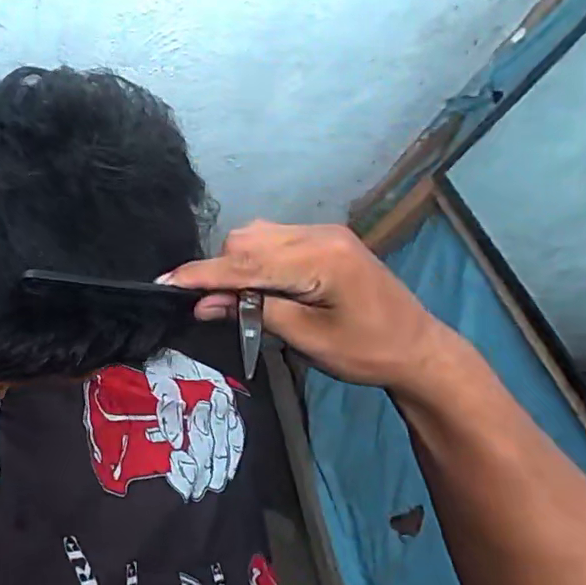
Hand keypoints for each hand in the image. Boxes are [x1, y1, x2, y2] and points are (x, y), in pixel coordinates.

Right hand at [162, 221, 454, 388]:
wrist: (419, 347)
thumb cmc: (367, 352)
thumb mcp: (308, 339)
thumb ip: (254, 313)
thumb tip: (203, 303)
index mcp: (320, 257)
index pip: (247, 261)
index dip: (203, 273)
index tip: (166, 282)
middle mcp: (319, 233)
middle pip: (248, 239)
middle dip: (220, 269)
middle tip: (208, 306)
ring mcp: (324, 232)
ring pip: (257, 235)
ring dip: (236, 263)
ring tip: (231, 299)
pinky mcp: (325, 239)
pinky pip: (274, 239)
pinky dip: (255, 259)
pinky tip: (256, 285)